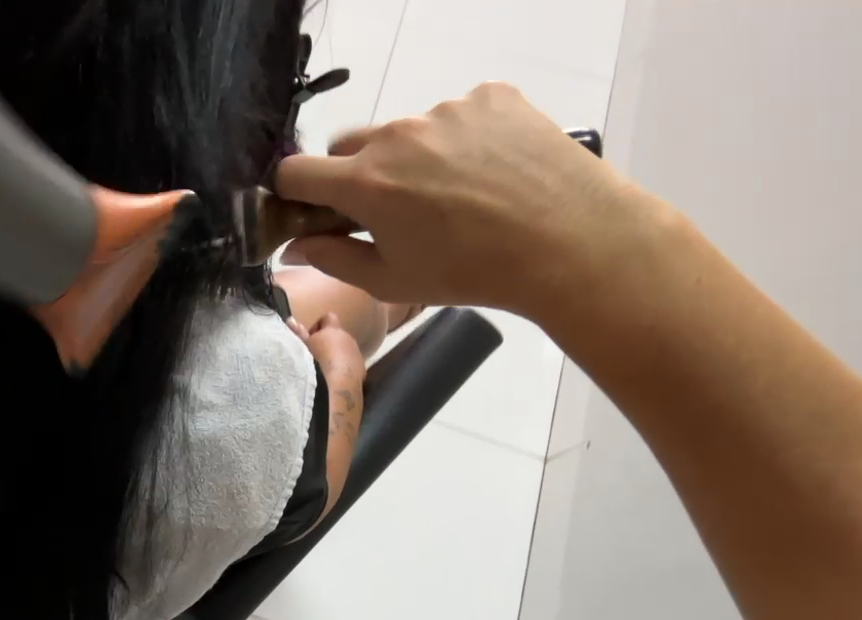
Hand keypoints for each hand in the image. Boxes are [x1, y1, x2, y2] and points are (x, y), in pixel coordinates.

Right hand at [274, 83, 668, 321]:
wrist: (569, 240)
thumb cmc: (468, 272)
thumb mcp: (388, 280)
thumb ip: (331, 257)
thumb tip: (296, 245)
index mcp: (365, 184)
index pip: (294, 172)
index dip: (292, 194)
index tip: (307, 212)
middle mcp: (398, 135)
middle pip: (346, 147)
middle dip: (350, 176)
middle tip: (381, 211)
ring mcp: (446, 110)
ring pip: (402, 132)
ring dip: (406, 159)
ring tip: (447, 194)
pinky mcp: (491, 96)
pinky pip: (452, 116)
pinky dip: (453, 141)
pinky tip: (481, 171)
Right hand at [288, 311, 364, 393]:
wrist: (336, 384)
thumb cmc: (315, 362)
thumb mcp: (301, 346)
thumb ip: (297, 333)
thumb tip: (290, 320)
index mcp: (333, 330)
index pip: (328, 317)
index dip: (318, 325)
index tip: (310, 338)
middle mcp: (348, 338)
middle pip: (337, 335)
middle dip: (326, 343)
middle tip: (313, 357)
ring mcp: (356, 353)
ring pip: (344, 350)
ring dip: (335, 357)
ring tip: (322, 370)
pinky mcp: (361, 368)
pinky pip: (350, 364)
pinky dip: (342, 368)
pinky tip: (332, 379)